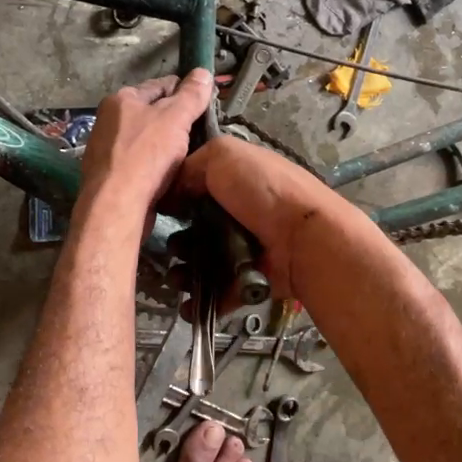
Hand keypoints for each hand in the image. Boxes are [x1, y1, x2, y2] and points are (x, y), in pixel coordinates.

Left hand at [77, 70, 214, 214]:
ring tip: (192, 154)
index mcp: (121, 99)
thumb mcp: (175, 118)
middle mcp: (110, 120)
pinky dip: (157, 165)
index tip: (206, 105)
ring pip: (148, 140)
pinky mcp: (111, 175)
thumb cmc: (145, 155)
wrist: (117, 205)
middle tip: (203, 132)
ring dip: (168, 146)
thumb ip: (191, 95)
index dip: (185, 92)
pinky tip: (173, 174)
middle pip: (153, 113)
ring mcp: (108, 149)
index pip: (160, 85)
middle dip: (177, 121)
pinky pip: (141, 162)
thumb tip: (203, 72)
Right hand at [176, 136, 351, 296]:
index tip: (156, 210)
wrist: (305, 238)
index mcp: (235, 179)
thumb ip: (190, 167)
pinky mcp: (249, 280)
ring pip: (204, 262)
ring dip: (184, 272)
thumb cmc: (263, 189)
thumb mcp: (223, 155)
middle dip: (177, 241)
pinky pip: (219, 291)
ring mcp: (245, 248)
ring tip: (175, 279)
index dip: (175, 198)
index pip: (196, 187)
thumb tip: (169, 192)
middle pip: (196, 229)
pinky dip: (201, 301)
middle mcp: (240, 212)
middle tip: (167, 249)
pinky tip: (186, 305)